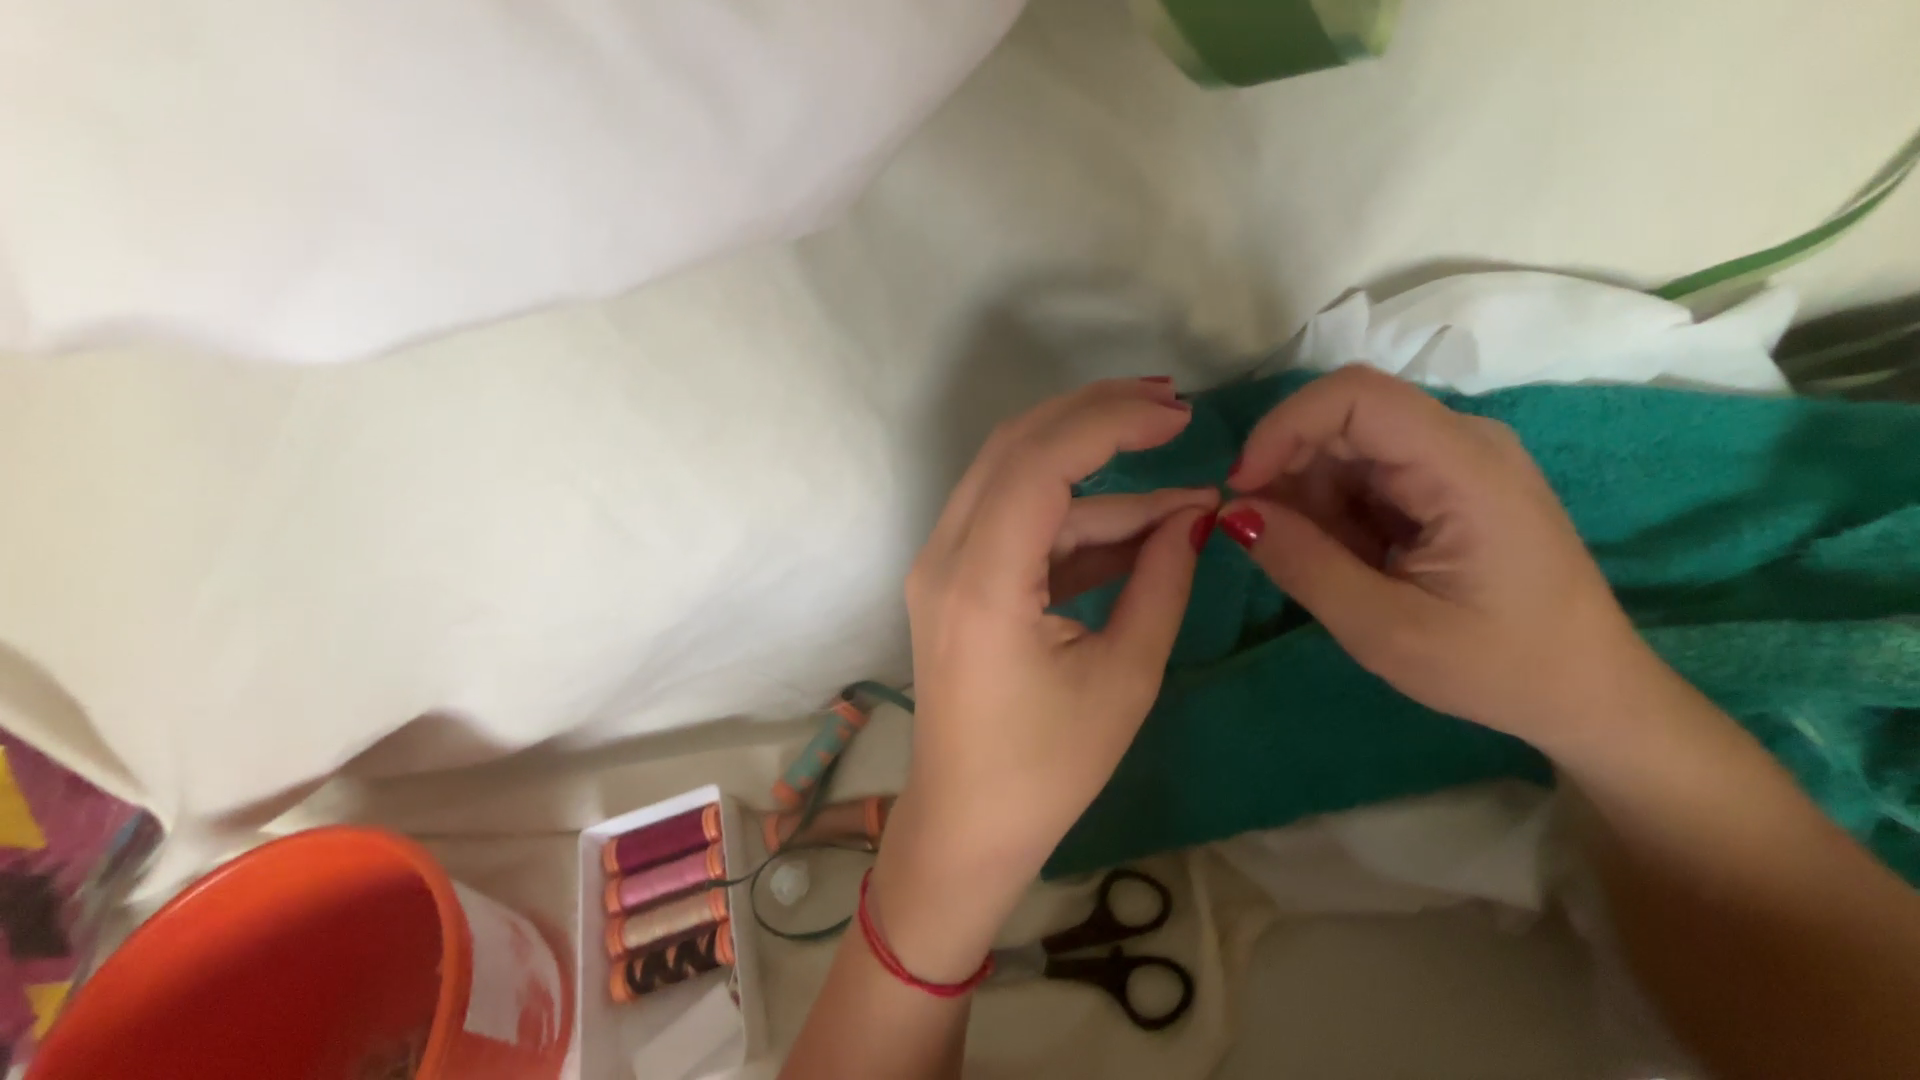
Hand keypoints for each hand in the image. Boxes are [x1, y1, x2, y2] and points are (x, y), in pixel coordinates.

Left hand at [874, 378, 1215, 977]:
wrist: (968, 827)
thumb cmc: (1047, 769)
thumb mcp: (1125, 677)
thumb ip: (1163, 582)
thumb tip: (1197, 515)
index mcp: (982, 582)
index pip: (1039, 460)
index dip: (1110, 422)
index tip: (1179, 415)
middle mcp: (945, 556)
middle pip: (1016, 448)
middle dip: (1094, 417)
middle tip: (1171, 410)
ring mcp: (940, 566)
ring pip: (1013, 480)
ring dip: (1092, 475)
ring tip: (1179, 488)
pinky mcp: (953, 583)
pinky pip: (1013, 525)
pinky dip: (1072, 520)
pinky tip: (1139, 531)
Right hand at [1216, 367, 1653, 750]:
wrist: (1587, 694)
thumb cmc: (1496, 668)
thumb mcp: (1384, 629)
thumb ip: (1302, 564)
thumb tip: (1231, 511)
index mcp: (1465, 468)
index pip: (1356, 396)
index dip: (1283, 428)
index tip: (1241, 489)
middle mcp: (1465, 443)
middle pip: (1346, 418)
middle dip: (1289, 470)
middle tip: (1266, 540)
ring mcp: (1460, 460)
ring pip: (1350, 447)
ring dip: (1311, 497)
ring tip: (1322, 565)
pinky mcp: (1450, 483)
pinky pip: (1369, 473)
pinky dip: (1336, 511)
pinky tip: (1351, 561)